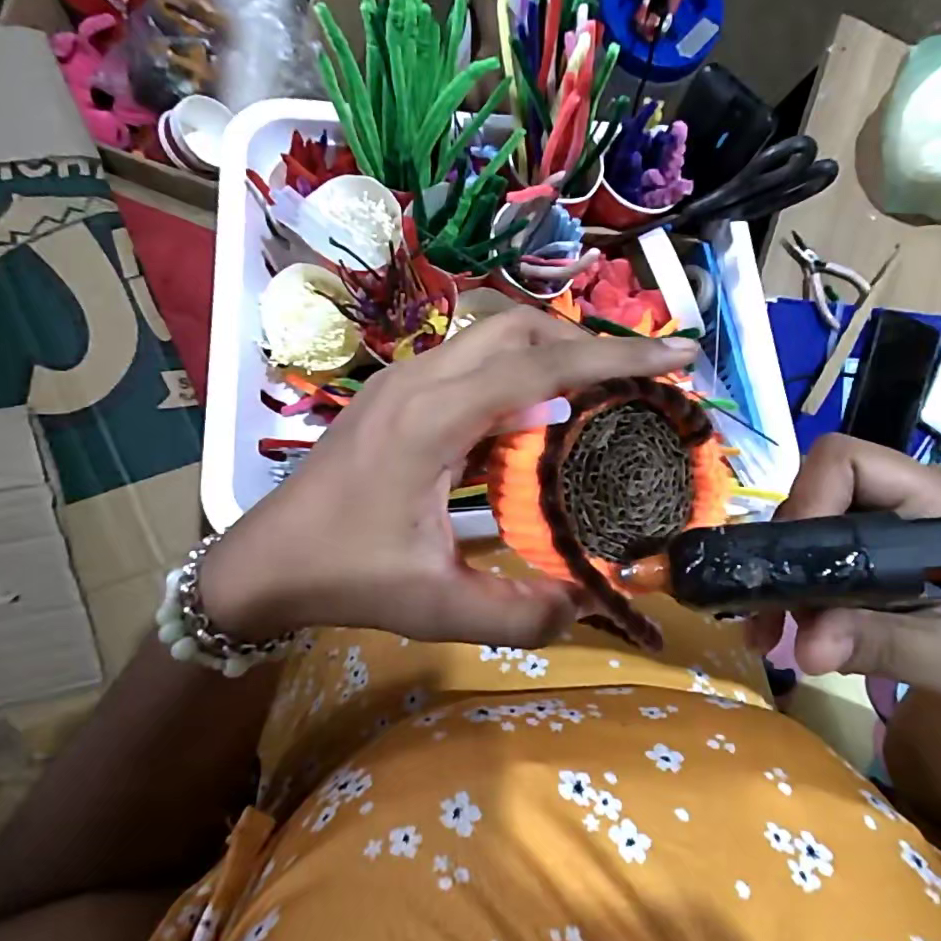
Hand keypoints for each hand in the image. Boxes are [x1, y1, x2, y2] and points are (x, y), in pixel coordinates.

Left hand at [200, 308, 698, 647]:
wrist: (262, 560)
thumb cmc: (345, 575)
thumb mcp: (435, 607)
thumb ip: (518, 613)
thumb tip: (586, 605)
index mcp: (435, 417)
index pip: (543, 366)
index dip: (618, 357)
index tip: (678, 353)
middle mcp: (423, 378)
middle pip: (523, 328)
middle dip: (589, 344)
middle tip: (638, 378)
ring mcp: (406, 377)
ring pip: (497, 336)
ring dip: (554, 353)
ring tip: (596, 393)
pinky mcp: (400, 390)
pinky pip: (475, 361)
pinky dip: (520, 373)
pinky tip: (535, 419)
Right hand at [751, 436, 940, 852]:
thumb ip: (884, 644)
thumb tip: (807, 649)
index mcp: (939, 504)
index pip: (849, 461)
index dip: (809, 497)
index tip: (791, 566)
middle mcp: (904, 505)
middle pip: (817, 495)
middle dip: (786, 552)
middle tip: (770, 616)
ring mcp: (885, 534)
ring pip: (808, 531)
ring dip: (782, 581)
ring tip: (769, 638)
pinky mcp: (872, 564)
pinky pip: (817, 562)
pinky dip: (792, 596)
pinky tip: (783, 637)